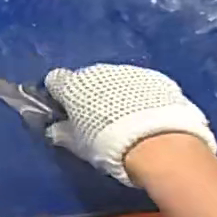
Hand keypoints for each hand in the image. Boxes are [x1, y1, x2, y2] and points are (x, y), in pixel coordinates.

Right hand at [42, 64, 216, 185]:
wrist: (159, 144)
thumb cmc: (106, 142)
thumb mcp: (76, 143)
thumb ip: (63, 132)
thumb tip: (56, 129)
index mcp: (72, 85)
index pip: (56, 80)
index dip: (59, 94)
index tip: (64, 109)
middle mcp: (99, 72)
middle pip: (88, 79)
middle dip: (90, 94)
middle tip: (96, 117)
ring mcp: (132, 73)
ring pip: (117, 80)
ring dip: (117, 94)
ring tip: (126, 118)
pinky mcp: (161, 79)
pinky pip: (143, 85)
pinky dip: (141, 96)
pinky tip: (147, 116)